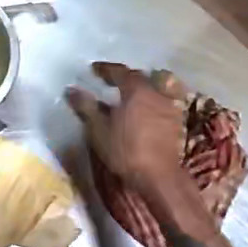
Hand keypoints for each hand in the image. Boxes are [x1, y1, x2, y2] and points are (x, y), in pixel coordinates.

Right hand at [67, 63, 209, 230]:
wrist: (159, 177)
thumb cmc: (125, 150)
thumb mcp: (98, 129)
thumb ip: (86, 106)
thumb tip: (71, 89)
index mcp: (136, 90)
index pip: (120, 72)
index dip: (106, 69)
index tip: (93, 70)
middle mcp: (156, 93)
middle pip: (141, 77)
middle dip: (125, 76)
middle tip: (111, 81)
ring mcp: (170, 107)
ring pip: (157, 88)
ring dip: (143, 87)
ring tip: (131, 95)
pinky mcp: (176, 123)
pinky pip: (164, 102)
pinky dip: (153, 101)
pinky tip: (145, 112)